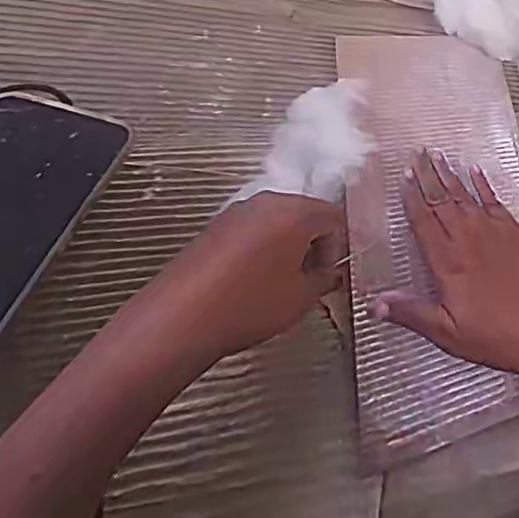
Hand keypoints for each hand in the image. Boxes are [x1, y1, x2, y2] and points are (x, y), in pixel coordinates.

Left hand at [153, 191, 347, 358]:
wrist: (180, 317)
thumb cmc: (247, 305)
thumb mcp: (299, 299)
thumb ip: (324, 280)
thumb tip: (330, 274)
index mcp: (296, 212)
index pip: (333, 216)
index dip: (338, 246)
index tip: (329, 273)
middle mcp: (269, 201)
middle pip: (306, 213)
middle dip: (313, 243)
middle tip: (309, 278)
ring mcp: (239, 210)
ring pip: (278, 219)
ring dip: (287, 244)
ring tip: (279, 282)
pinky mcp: (217, 224)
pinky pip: (253, 227)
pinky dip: (261, 246)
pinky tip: (251, 279)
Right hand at [371, 149, 518, 375]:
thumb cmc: (497, 333)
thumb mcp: (448, 332)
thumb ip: (412, 313)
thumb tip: (377, 304)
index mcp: (447, 260)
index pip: (422, 220)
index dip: (412, 196)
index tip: (404, 177)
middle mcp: (466, 237)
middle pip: (440, 198)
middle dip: (427, 174)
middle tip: (417, 154)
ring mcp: (490, 230)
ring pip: (463, 194)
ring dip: (448, 173)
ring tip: (437, 155)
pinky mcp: (511, 230)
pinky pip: (491, 198)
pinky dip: (481, 183)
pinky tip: (474, 171)